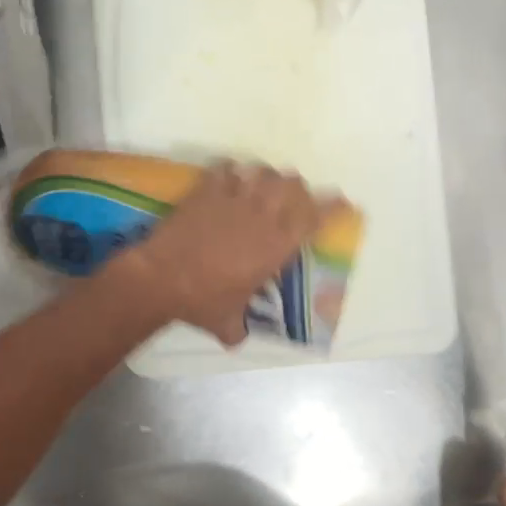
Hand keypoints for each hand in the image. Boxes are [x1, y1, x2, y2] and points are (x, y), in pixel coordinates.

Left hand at [115, 161, 329, 345]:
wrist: (162, 278)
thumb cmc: (202, 301)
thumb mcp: (227, 321)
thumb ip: (238, 327)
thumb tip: (237, 338)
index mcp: (278, 245)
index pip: (317, 217)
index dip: (334, 207)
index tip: (344, 203)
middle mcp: (262, 215)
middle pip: (293, 185)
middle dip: (297, 189)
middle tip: (292, 199)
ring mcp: (234, 198)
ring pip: (263, 171)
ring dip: (267, 176)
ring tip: (261, 186)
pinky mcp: (207, 190)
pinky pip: (226, 168)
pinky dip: (232, 171)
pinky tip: (228, 179)